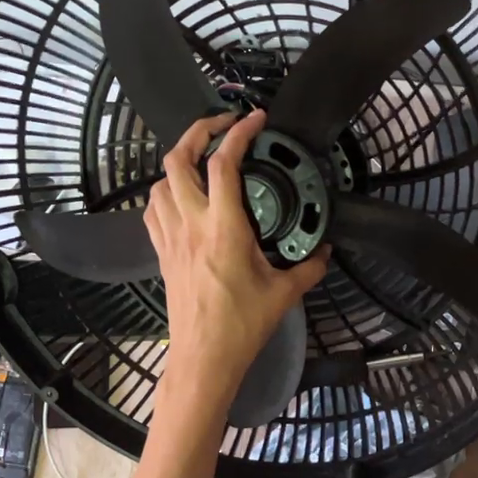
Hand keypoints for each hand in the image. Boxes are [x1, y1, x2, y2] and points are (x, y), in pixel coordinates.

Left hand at [145, 109, 328, 394]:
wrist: (203, 357)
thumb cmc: (242, 325)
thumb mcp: (285, 293)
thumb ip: (308, 267)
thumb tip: (323, 252)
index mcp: (224, 227)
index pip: (225, 163)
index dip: (240, 133)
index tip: (255, 120)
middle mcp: (191, 224)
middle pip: (178, 159)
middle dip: (198, 132)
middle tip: (222, 126)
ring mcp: (171, 237)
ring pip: (160, 181)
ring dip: (179, 161)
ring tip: (202, 158)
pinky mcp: (162, 252)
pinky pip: (153, 209)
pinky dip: (165, 191)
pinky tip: (181, 196)